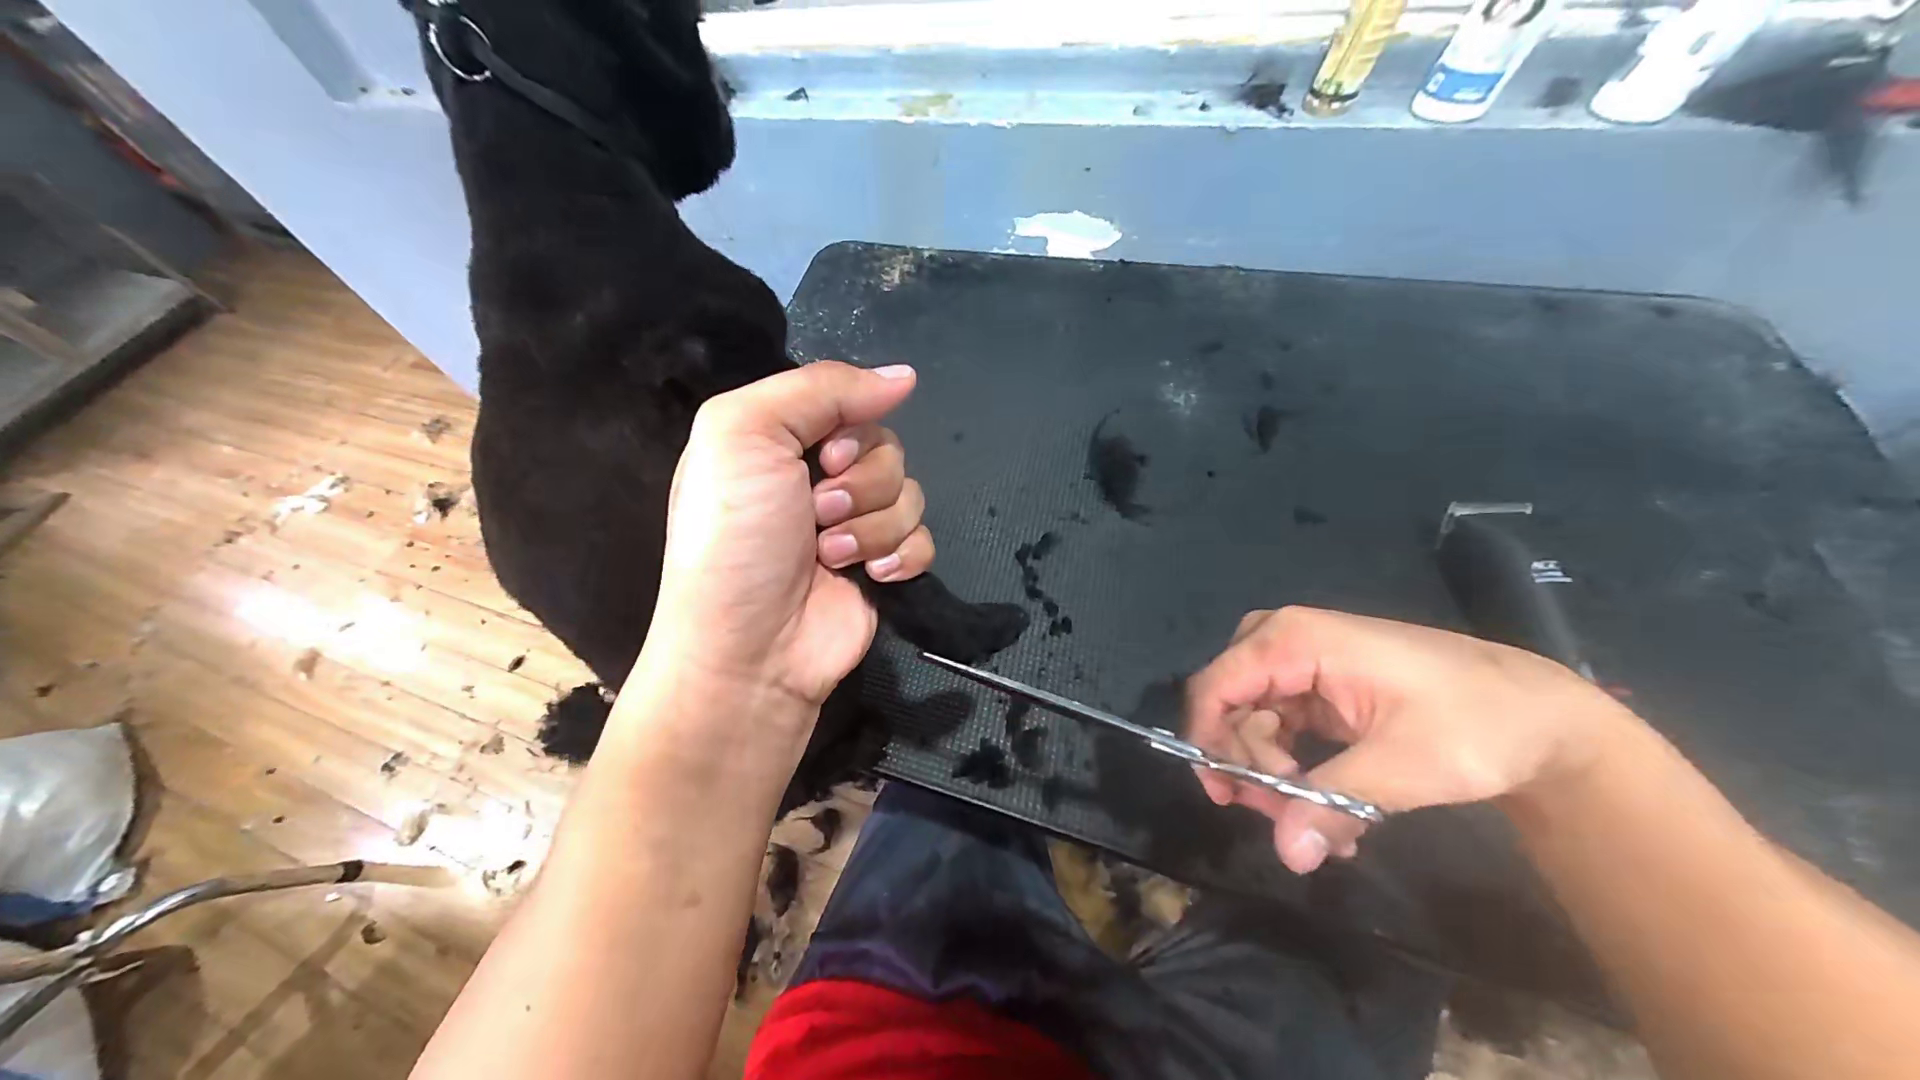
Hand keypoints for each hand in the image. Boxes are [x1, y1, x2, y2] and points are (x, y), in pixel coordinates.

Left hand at [636, 361, 933, 716]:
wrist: (750, 649)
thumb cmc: (734, 536)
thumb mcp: (744, 432)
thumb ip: (821, 388)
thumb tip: (905, 376)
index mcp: (783, 440)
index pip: (851, 402)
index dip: (850, 426)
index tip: (823, 457)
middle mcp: (820, 478)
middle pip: (888, 447)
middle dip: (860, 482)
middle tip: (817, 514)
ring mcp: (856, 525)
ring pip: (911, 493)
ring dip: (872, 525)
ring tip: (829, 555)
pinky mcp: (884, 568)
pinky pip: (925, 539)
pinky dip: (902, 556)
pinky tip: (869, 576)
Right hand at [1183, 606, 1634, 873]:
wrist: (1546, 716)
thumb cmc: (1478, 724)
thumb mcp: (1407, 765)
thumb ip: (1335, 803)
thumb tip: (1286, 856)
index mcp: (1295, 640)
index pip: (1215, 686)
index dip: (1207, 741)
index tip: (1225, 797)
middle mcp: (1287, 642)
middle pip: (1230, 704)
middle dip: (1248, 763)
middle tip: (1290, 817)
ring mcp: (1304, 663)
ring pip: (1252, 719)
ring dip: (1273, 773)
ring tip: (1325, 822)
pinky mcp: (1320, 686)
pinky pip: (1280, 726)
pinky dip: (1293, 768)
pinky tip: (1328, 807)